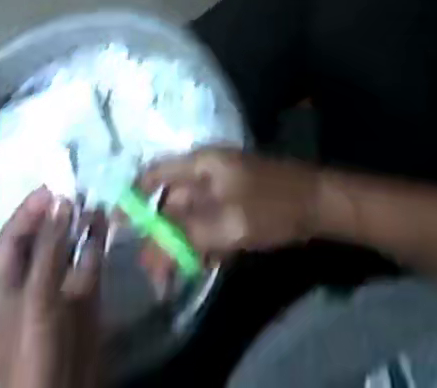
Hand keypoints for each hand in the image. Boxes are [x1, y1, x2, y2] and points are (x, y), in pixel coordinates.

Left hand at [0, 188, 106, 387]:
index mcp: (2, 289)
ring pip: (67, 251)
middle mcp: (28, 286)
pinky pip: (87, 265)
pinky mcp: (82, 301)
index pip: (11, 239)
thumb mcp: (36, 296)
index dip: (29, 211)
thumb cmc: (33, 348)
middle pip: (40, 241)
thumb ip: (48, 248)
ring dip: (80, 226)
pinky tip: (107, 224)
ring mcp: (56, 294)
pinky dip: (96, 244)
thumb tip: (61, 201)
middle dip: (58, 215)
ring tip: (97, 201)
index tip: (53, 185)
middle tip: (80, 189)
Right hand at [139, 148, 326, 256]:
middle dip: (159, 234)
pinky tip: (206, 262)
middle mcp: (207, 168)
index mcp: (203, 162)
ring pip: (188, 213)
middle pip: (170, 199)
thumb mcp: (227, 223)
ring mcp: (223, 183)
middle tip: (156, 272)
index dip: (133, 199)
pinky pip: (207, 220)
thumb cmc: (273, 206)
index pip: (154, 174)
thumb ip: (185, 235)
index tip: (116, 230)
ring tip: (177, 274)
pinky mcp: (236, 200)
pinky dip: (202, 240)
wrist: (319, 203)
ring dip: (180, 242)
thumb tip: (148, 250)